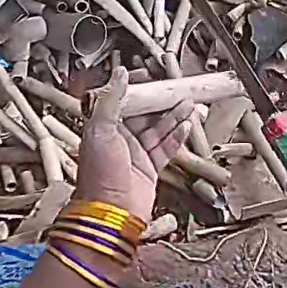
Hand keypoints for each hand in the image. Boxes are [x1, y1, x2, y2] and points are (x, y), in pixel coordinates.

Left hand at [78, 67, 193, 222]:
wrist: (111, 212)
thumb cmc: (98, 175)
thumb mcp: (100, 130)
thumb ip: (111, 100)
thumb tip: (119, 75)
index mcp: (104, 126)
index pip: (125, 100)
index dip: (140, 89)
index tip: (154, 78)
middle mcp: (120, 137)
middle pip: (145, 113)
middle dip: (161, 102)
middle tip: (177, 89)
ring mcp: (136, 152)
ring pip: (159, 128)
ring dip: (174, 116)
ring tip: (188, 104)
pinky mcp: (149, 167)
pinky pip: (166, 147)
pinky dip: (177, 136)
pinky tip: (186, 125)